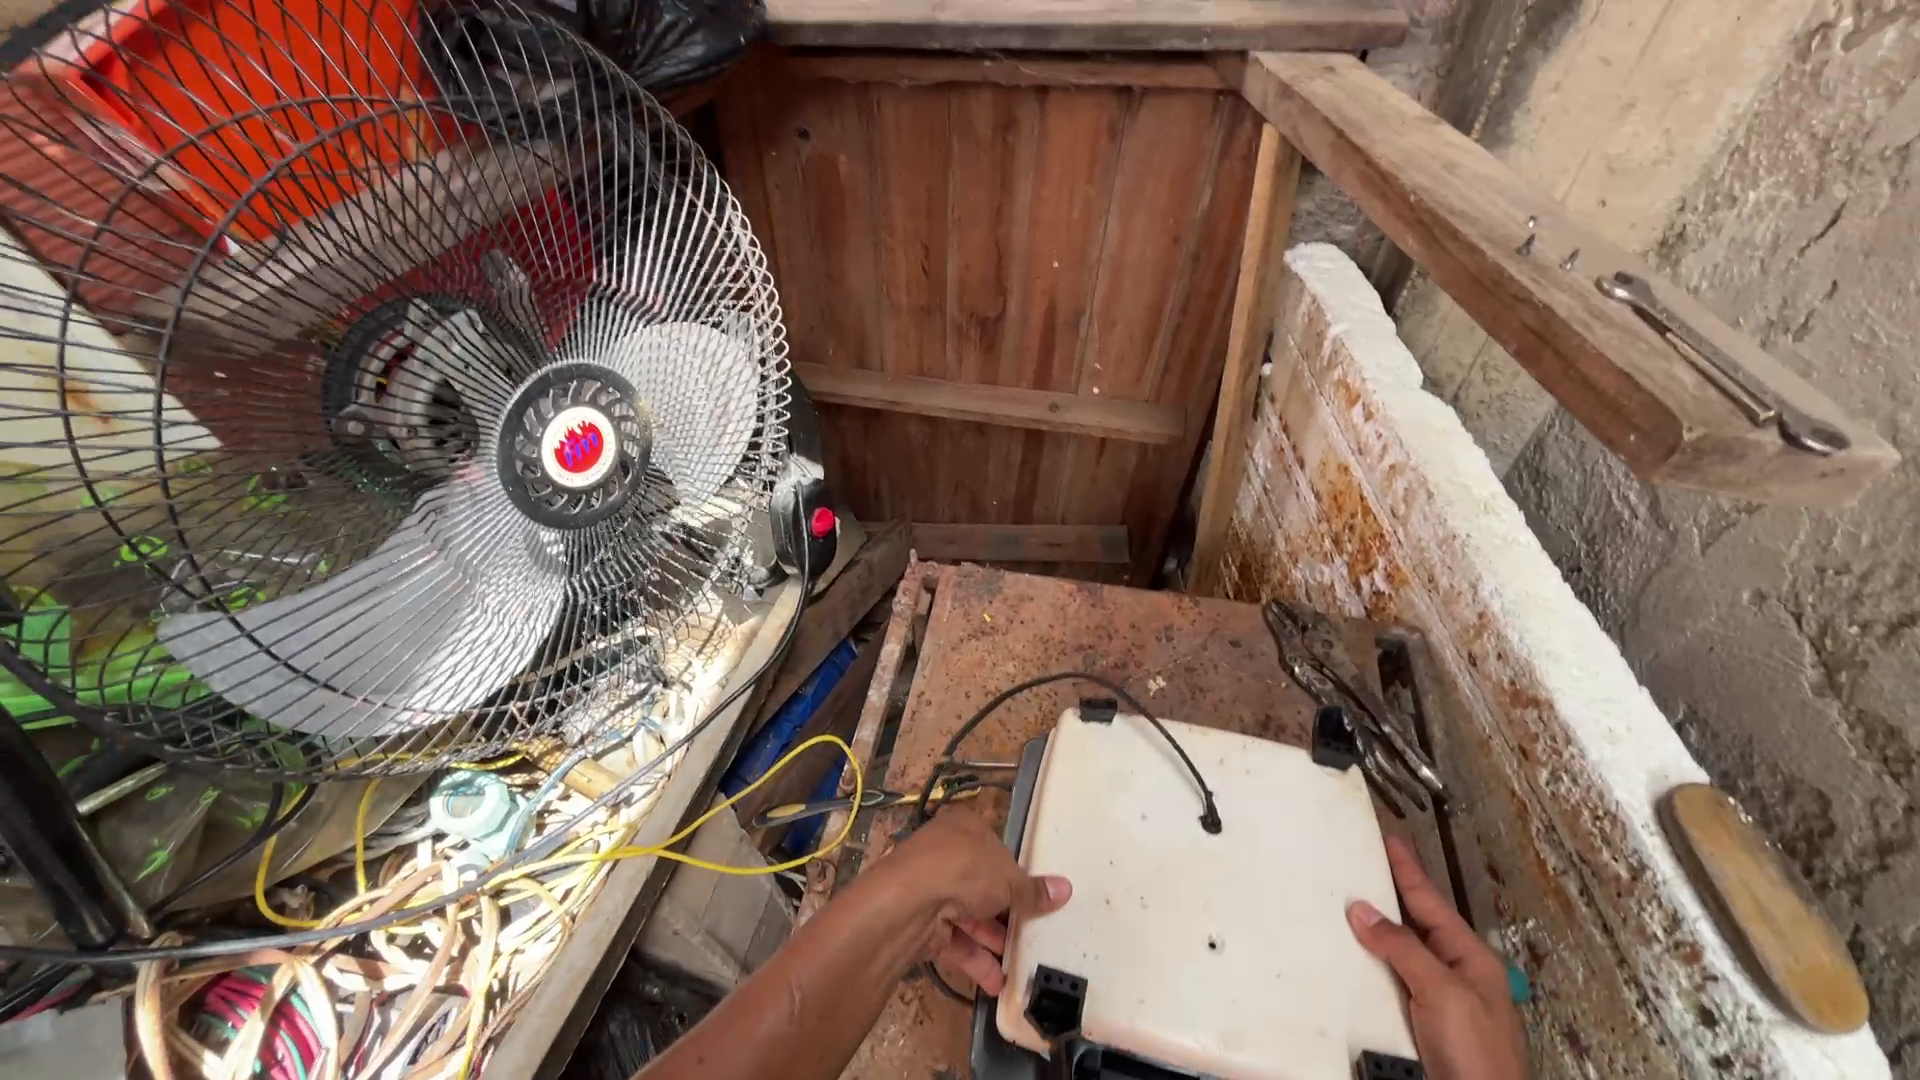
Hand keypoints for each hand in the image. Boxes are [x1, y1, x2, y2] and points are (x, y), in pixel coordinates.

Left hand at [869, 806, 1071, 994]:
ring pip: (968, 914)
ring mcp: (930, 888)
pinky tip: (997, 982)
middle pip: (981, 883)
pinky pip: (954, 940)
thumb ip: (1033, 890)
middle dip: (1005, 912)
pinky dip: (974, 959)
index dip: (1013, 870)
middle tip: (1031, 932)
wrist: (907, 902)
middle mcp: (944, 853)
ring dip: (992, 941)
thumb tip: (1065, 889)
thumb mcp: (1008, 878)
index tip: (1032, 894)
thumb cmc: (963, 870)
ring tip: (1020, 964)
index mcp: (964, 827)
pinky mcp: (922, 921)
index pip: (994, 846)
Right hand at [1348, 836, 1529, 1079]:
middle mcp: (1451, 973)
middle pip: (1412, 923)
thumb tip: (1360, 909)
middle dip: (1385, 894)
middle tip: (1356, 864)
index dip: (1407, 869)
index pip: (1429, 902)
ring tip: (1342, 903)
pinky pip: (1384, 980)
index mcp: (1469, 958)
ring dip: (1370, 930)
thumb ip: (1403, 948)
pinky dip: (1364, 963)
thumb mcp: (1444, 993)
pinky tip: (1346, 955)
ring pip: (1396, 951)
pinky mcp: (1414, 1021)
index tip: (1389, 839)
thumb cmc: (1476, 1053)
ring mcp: (1434, 998)